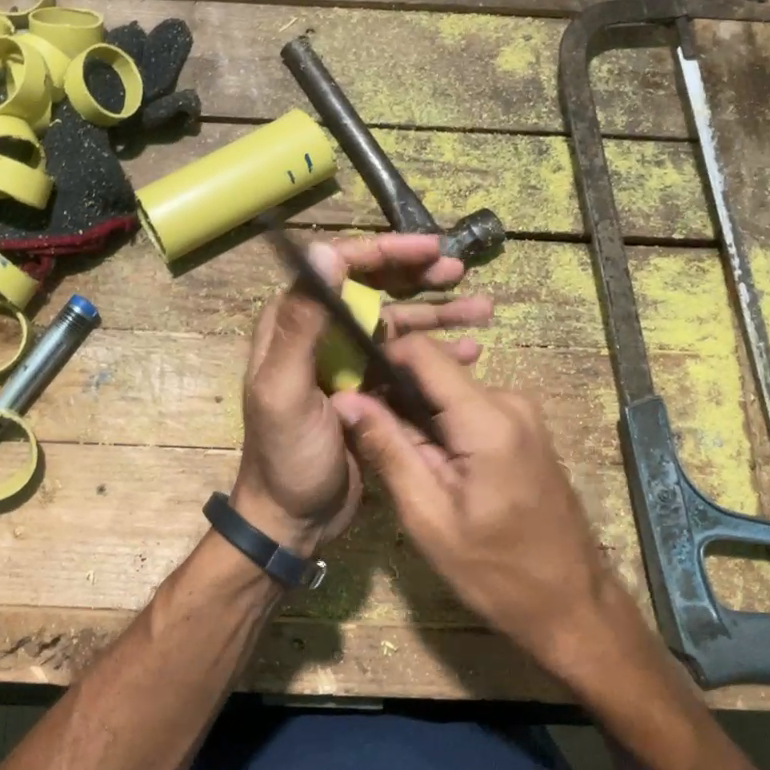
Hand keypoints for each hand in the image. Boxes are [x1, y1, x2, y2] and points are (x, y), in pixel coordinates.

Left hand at [234, 234, 492, 554]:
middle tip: (459, 270)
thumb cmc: (285, 455)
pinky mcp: (371, 391)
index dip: (383, 251)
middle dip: (416, 276)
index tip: (428, 248)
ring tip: (484, 310)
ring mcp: (348, 363)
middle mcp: (320, 335)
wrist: (292, 520)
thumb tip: (321, 250)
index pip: (337, 269)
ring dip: (437, 313)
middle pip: (372, 289)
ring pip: (396, 323)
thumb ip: (302, 323)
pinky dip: (439, 353)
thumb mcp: (286, 390)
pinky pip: (409, 361)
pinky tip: (472, 352)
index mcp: (293, 325)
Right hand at [333, 335, 612, 656]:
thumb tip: (344, 397)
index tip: (353, 391)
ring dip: (418, 416)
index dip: (380, 361)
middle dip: (395, 396)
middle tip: (370, 440)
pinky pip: (468, 408)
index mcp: (487, 419)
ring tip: (403, 462)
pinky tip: (433, 467)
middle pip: (433, 371)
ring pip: (448, 391)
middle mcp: (510, 400)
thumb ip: (387, 448)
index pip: (422, 351)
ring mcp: (522, 413)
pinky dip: (442, 427)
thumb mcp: (429, 517)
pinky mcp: (524, 427)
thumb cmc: (497, 572)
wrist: (573, 606)